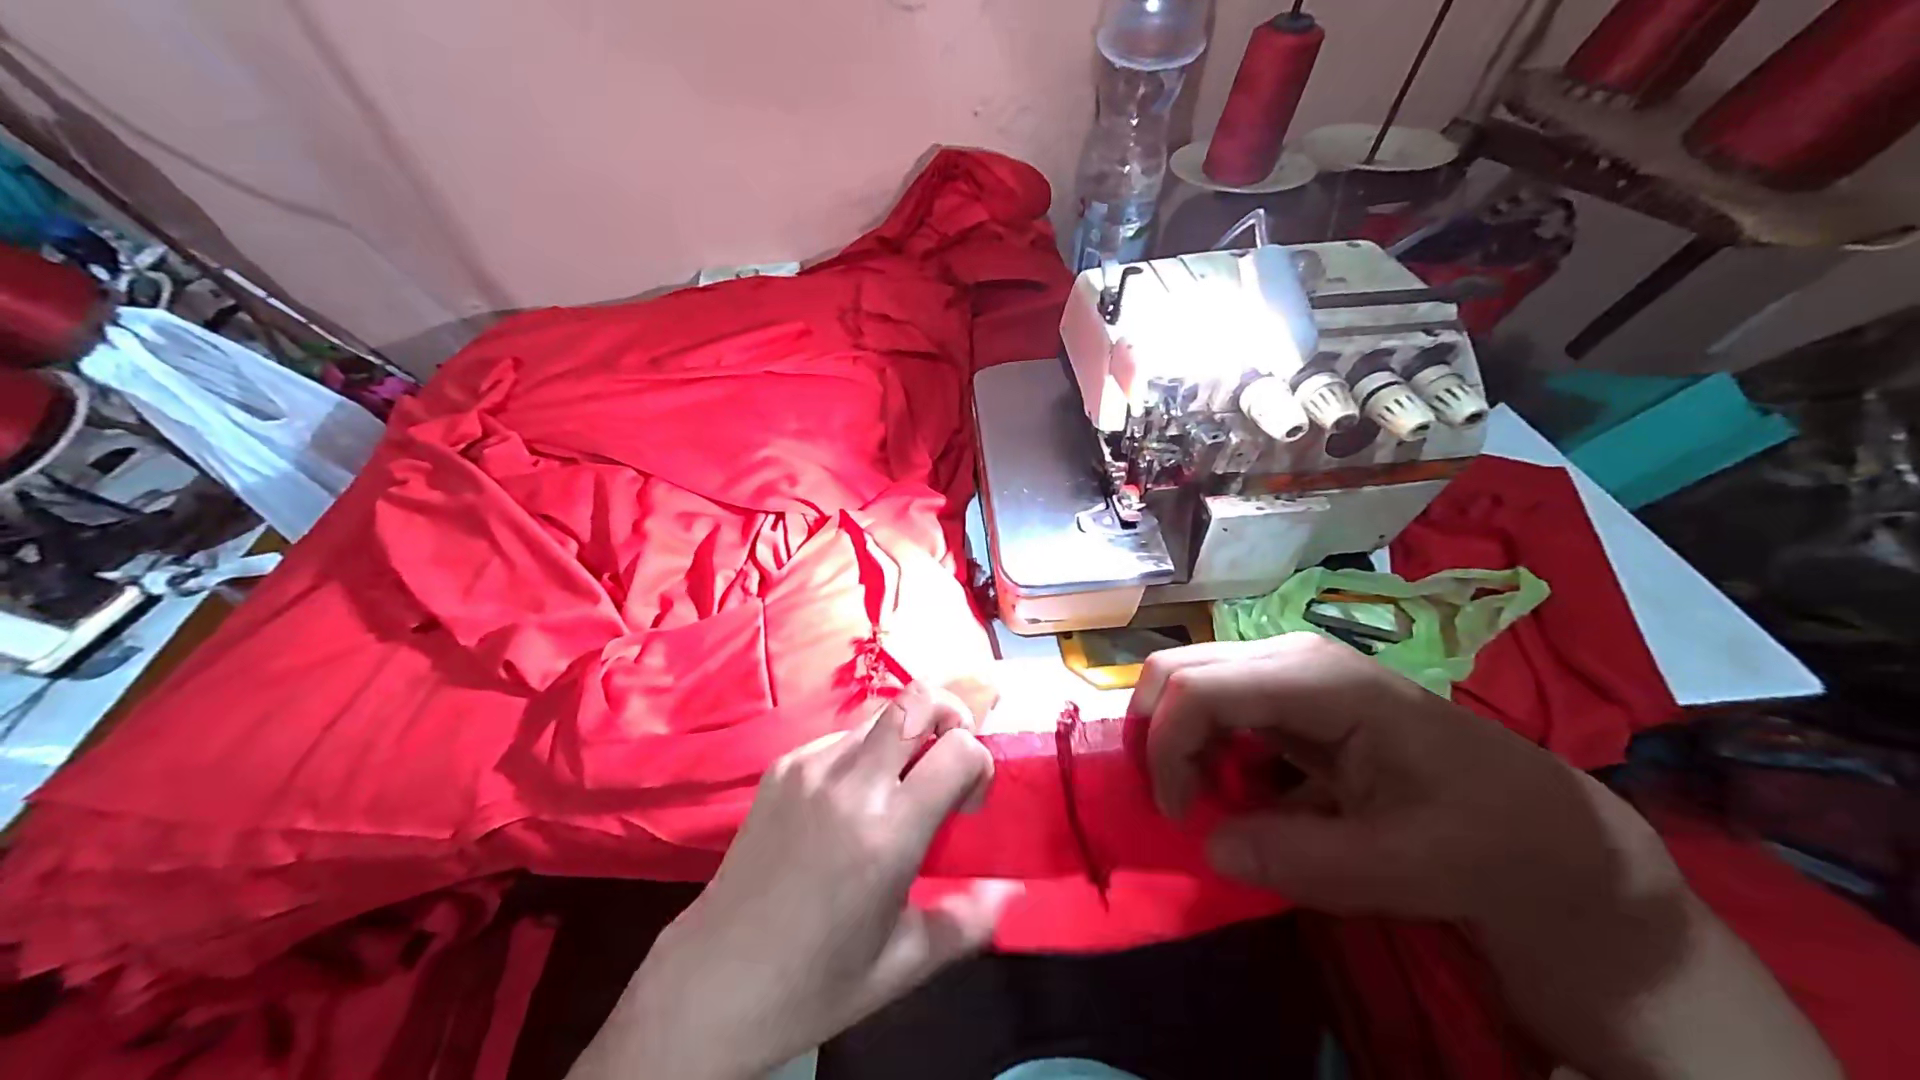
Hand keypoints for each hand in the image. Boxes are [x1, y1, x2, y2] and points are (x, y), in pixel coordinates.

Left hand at [573, 685, 1019, 1079]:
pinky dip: (866, 752)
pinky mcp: (781, 767)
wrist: (714, 979)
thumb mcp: (904, 964)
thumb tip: (1013, 890)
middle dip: (952, 717)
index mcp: (887, 833)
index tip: (967, 807)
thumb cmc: (817, 982)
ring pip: (881, 715)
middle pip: (919, 700)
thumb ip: (970, 919)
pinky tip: (852, 802)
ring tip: (900, 786)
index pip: (961, 748)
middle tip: (948, 762)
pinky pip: (842, 737)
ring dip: (907, 736)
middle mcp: (850, 783)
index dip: (980, 765)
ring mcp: (809, 768)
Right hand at [1132, 633, 1680, 927]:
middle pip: (1179, 669)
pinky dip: (1197, 742)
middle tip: (1178, 805)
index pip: (1200, 688)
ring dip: (1175, 739)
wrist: (1542, 826)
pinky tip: (1227, 784)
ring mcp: (1289, 668)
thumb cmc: (1483, 838)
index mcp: (1321, 680)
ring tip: (1204, 799)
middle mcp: (1292, 655)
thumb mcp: (1406, 866)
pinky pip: (1213, 700)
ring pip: (1188, 680)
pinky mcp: (1288, 691)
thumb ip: (1303, 859)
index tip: (1179, 818)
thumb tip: (1208, 846)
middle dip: (1157, 736)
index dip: (1167, 749)